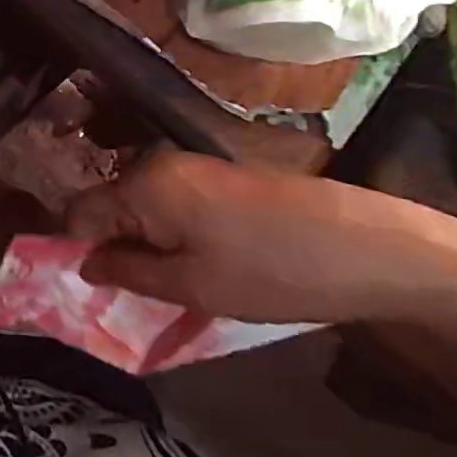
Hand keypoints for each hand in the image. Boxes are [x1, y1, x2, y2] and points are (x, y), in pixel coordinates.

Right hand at [67, 149, 456, 323]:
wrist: (380, 249)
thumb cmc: (275, 271)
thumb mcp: (193, 286)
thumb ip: (127, 273)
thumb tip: (84, 265)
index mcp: (141, 185)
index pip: (77, 213)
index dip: (75, 250)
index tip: (93, 287)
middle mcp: (157, 165)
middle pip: (107, 207)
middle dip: (112, 247)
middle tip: (136, 291)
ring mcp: (191, 167)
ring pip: (140, 207)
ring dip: (144, 241)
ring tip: (174, 281)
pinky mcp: (220, 176)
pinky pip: (171, 202)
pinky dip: (172, 231)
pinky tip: (205, 260)